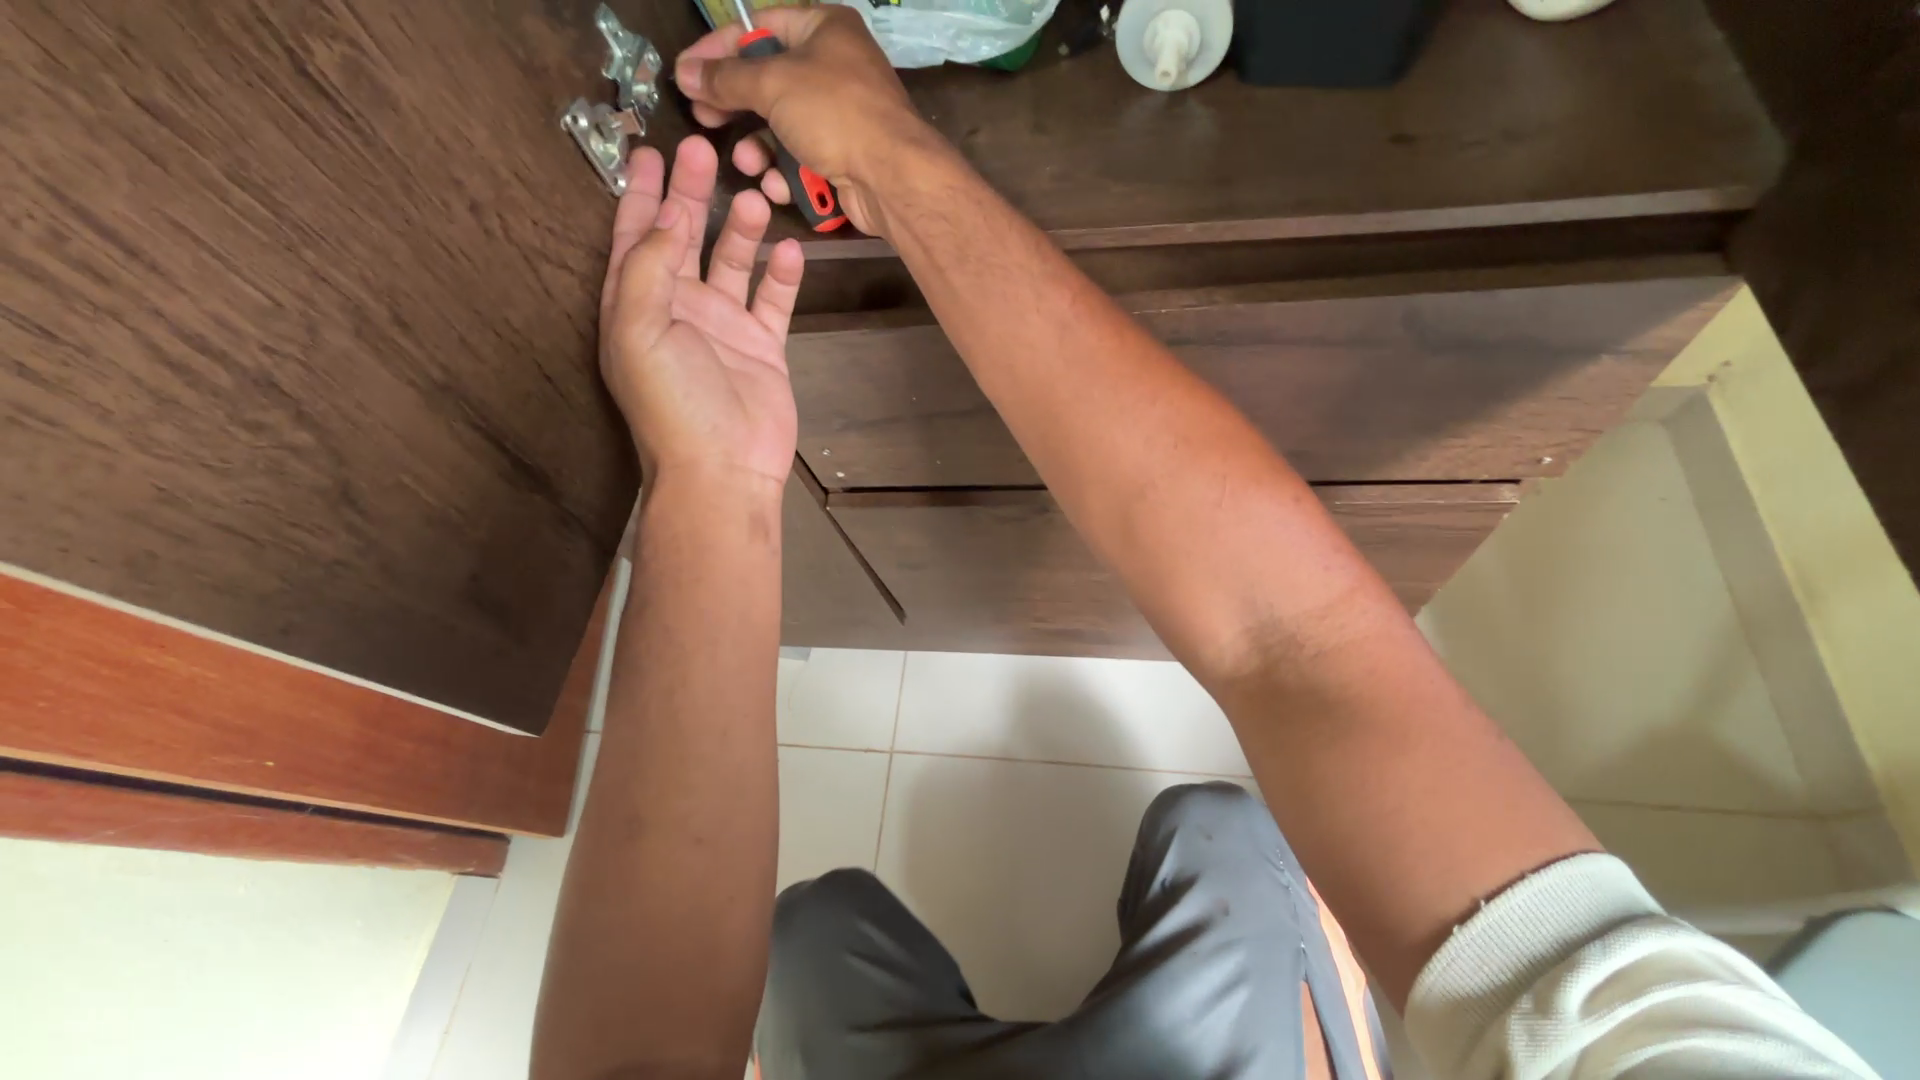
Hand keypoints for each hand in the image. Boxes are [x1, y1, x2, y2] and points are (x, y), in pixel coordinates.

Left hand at [599, 135, 803, 486]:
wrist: (724, 468)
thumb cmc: (673, 404)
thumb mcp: (640, 329)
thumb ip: (650, 266)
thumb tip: (668, 213)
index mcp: (636, 306)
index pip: (635, 237)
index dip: (641, 194)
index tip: (650, 149)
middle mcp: (678, 310)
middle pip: (683, 238)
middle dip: (692, 194)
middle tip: (708, 151)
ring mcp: (723, 328)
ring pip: (731, 263)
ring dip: (740, 229)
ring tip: (755, 197)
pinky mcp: (762, 347)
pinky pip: (772, 300)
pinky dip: (781, 275)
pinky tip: (790, 250)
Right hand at [675, 4, 946, 236]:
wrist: (891, 176)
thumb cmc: (834, 113)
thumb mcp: (773, 84)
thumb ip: (726, 78)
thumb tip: (687, 73)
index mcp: (825, 28)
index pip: (760, 27)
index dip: (719, 48)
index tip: (686, 71)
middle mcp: (836, 67)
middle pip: (770, 81)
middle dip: (737, 106)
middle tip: (704, 118)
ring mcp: (842, 117)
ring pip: (785, 127)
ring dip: (760, 148)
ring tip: (746, 162)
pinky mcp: (845, 157)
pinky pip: (805, 159)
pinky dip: (788, 173)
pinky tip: (777, 185)